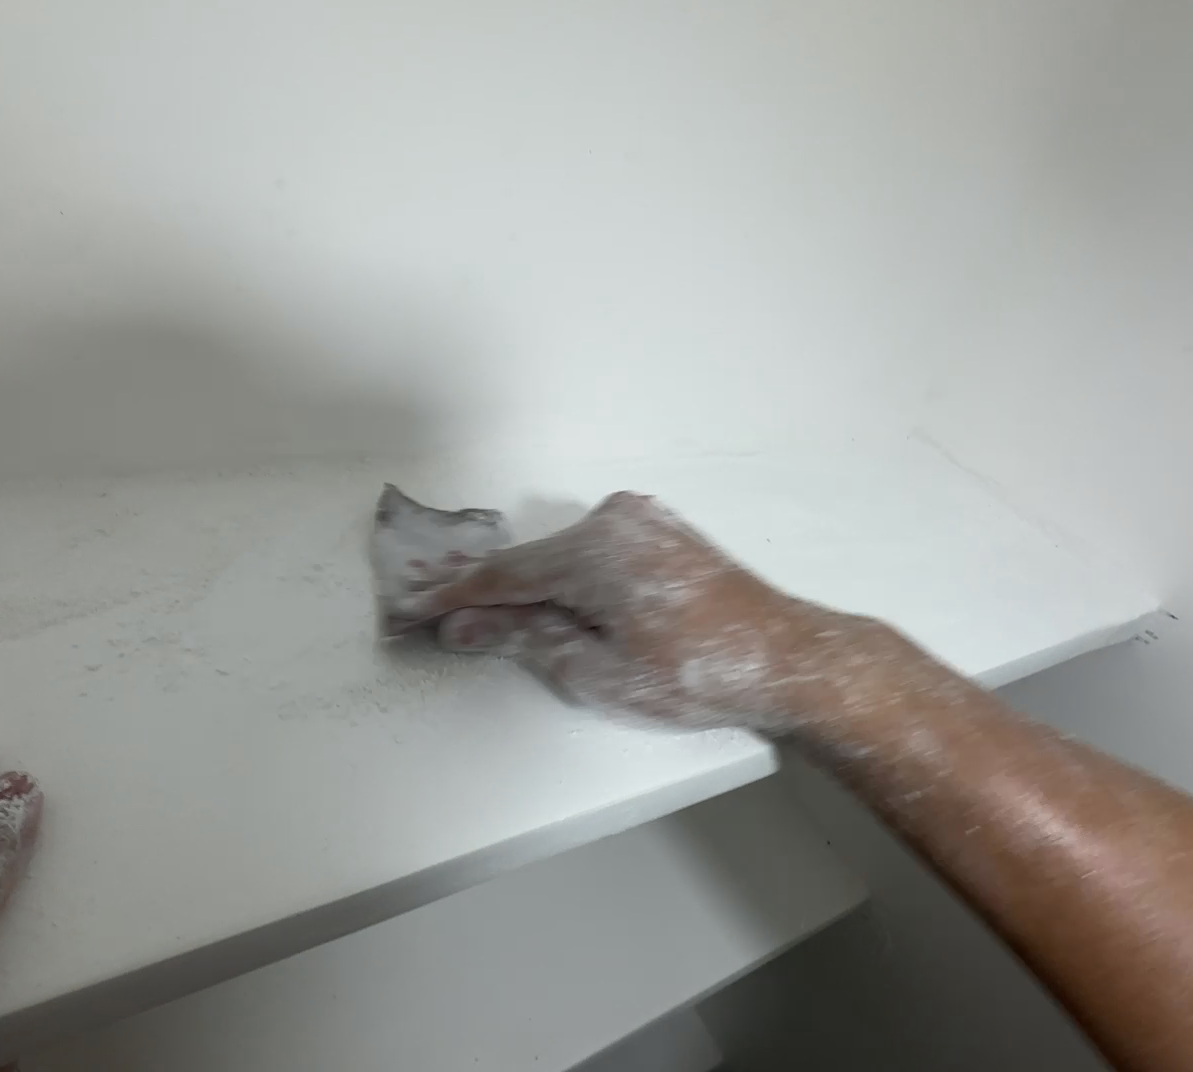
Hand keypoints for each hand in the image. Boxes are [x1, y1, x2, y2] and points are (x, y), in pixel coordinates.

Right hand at [399, 491, 895, 730]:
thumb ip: (525, 640)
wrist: (782, 655)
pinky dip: (563, 574)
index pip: (504, 574)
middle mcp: (611, 518)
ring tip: (477, 606)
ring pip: (561, 554)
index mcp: (595, 549)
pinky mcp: (656, 528)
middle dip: (485, 588)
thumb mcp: (597, 671)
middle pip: (532, 560)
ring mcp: (638, 518)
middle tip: (432, 604)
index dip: (454, 594)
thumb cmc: (691, 675)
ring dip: (525, 582)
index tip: (411, 605)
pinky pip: (592, 550)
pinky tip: (541, 593)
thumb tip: (463, 625)